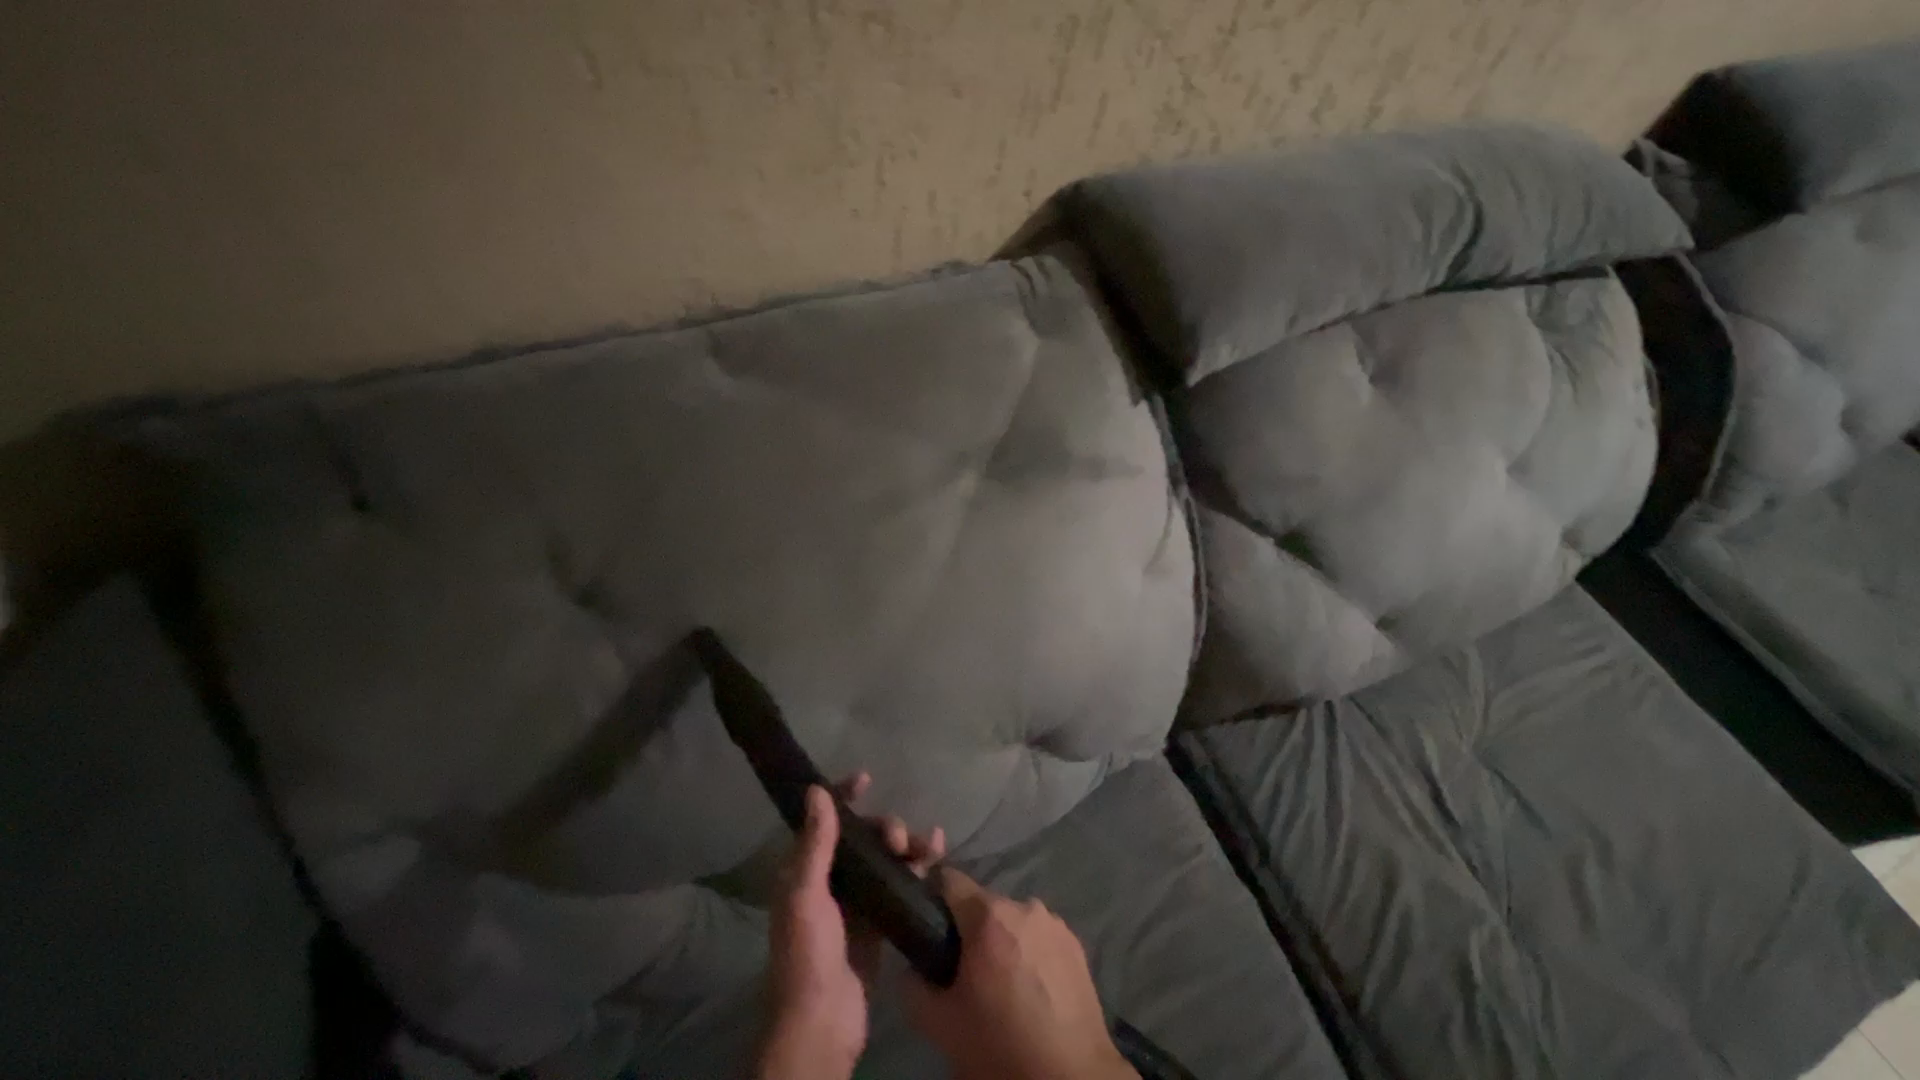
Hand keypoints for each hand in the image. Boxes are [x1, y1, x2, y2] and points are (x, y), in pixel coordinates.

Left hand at [757, 774, 945, 1079]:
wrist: (822, 1020)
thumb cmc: (808, 953)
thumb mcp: (806, 894)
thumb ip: (815, 844)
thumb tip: (816, 790)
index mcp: (804, 872)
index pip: (823, 823)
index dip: (842, 797)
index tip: (866, 779)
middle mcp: (829, 883)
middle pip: (862, 840)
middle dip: (884, 828)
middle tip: (900, 837)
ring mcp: (857, 905)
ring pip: (886, 862)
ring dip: (907, 847)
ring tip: (930, 845)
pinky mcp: (879, 926)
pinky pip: (900, 888)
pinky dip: (916, 872)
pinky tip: (935, 864)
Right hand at [906, 869, 1135, 1079]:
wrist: (1071, 1078)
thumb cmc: (1000, 1046)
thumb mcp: (939, 1023)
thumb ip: (912, 985)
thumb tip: (911, 966)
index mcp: (988, 916)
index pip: (947, 879)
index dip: (931, 898)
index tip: (926, 927)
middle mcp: (1025, 906)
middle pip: (982, 904)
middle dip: (968, 931)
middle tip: (962, 974)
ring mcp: (1056, 924)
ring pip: (1013, 921)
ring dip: (1001, 942)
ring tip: (1001, 987)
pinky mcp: (1077, 945)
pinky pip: (1039, 937)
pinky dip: (1029, 954)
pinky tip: (1030, 992)